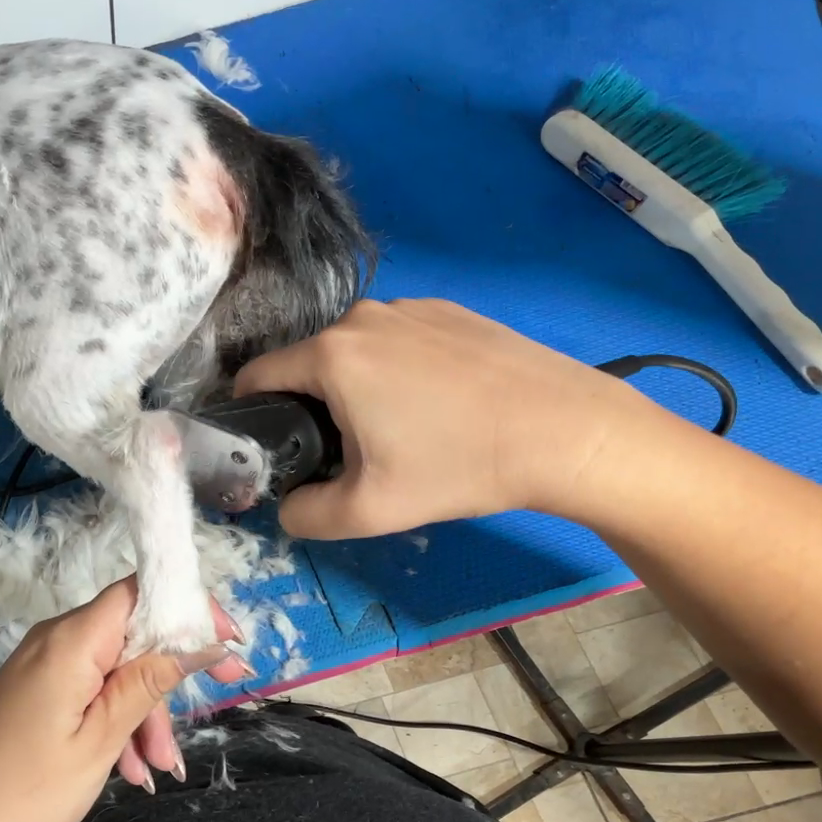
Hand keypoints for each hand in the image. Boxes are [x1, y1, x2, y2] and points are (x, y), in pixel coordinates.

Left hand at [0, 578, 234, 821]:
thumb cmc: (27, 789)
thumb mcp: (100, 739)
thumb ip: (149, 683)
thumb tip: (201, 643)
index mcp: (71, 640)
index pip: (138, 593)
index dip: (186, 608)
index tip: (226, 642)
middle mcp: (55, 639)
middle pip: (129, 636)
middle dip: (167, 678)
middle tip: (210, 712)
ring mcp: (41, 664)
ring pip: (112, 669)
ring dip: (142, 713)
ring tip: (156, 770)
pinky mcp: (33, 689)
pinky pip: (87, 689)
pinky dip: (112, 721)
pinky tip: (128, 770)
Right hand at [234, 298, 665, 538]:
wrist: (569, 432)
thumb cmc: (458, 466)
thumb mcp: (368, 511)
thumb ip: (303, 515)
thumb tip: (285, 507)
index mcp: (330, 355)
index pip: (257, 375)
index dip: (252, 412)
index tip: (271, 445)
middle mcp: (361, 317)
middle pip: (306, 363)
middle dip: (310, 404)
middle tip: (347, 449)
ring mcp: (409, 306)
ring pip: (353, 350)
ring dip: (354, 385)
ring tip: (398, 426)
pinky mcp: (448, 308)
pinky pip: (396, 338)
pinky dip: (397, 367)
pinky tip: (437, 401)